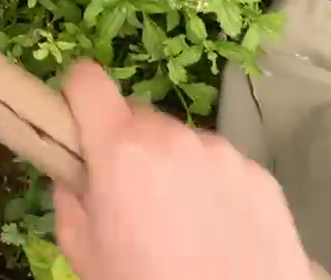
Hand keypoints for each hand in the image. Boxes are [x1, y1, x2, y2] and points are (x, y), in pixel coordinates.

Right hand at [53, 61, 315, 279]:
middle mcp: (172, 135)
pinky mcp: (261, 175)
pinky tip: (220, 230)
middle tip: (135, 196)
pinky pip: (221, 163)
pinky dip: (214, 185)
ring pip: (180, 139)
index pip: (86, 78)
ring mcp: (221, 152)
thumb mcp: (82, 251)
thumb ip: (69, 197)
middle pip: (136, 115)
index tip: (81, 125)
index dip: (78, 97)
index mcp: (120, 146)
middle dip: (129, 143)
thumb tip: (76, 174)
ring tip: (185, 221)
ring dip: (173, 164)